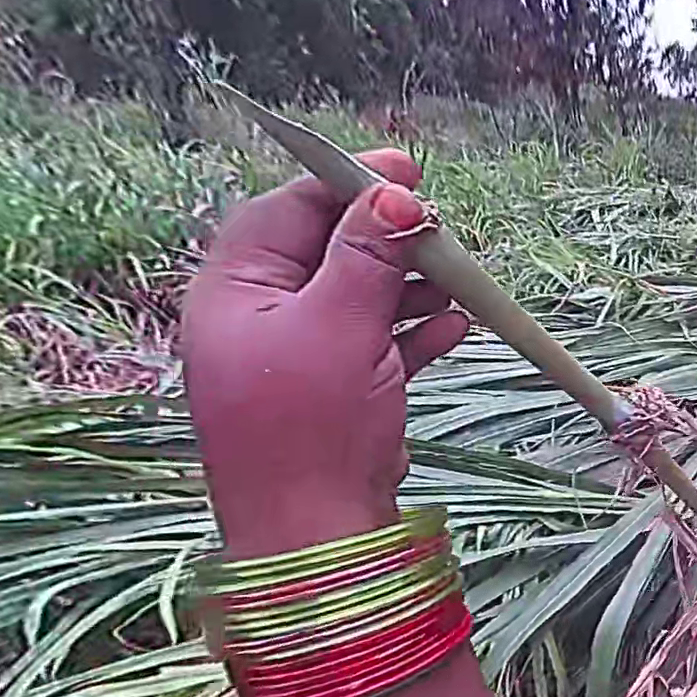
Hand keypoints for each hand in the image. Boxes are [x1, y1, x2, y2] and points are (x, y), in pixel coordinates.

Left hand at [182, 149, 468, 559]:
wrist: (319, 525)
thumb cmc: (313, 424)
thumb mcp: (339, 329)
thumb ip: (366, 259)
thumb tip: (395, 196)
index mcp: (238, 289)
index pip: (292, 211)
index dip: (348, 185)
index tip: (406, 171)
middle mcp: (268, 316)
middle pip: (334, 254)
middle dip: (391, 243)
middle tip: (442, 235)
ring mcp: (310, 355)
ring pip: (365, 301)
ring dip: (411, 290)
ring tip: (457, 285)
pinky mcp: (346, 389)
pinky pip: (384, 345)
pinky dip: (417, 334)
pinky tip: (453, 327)